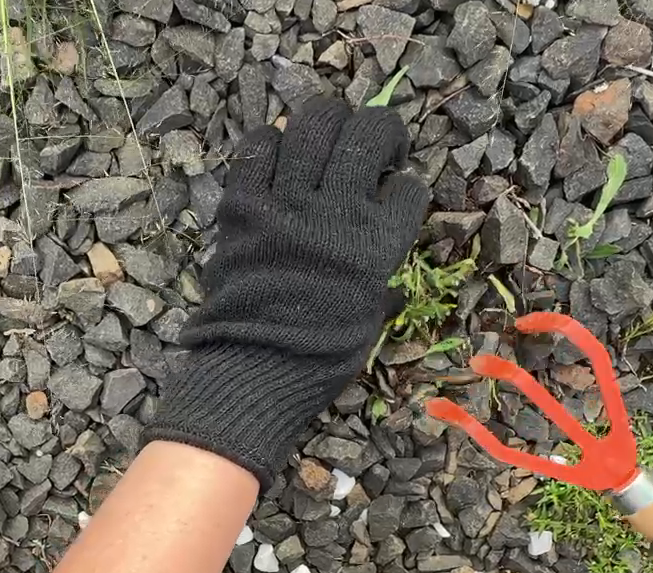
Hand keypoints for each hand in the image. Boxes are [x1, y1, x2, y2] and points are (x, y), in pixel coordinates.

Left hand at [144, 98, 429, 489]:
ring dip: (327, 124)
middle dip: (376, 133)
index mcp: (378, 245)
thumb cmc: (317, 358)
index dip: (402, 188)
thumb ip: (379, 283)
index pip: (408, 188)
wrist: (253, 370)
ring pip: (315, 122)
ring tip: (323, 145)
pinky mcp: (244, 205)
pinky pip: (258, 148)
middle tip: (366, 153)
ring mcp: (288, 204)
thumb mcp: (367, 323)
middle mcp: (338, 213)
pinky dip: (270, 145)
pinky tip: (277, 160)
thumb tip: (382, 274)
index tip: (391, 197)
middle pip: (369, 132)